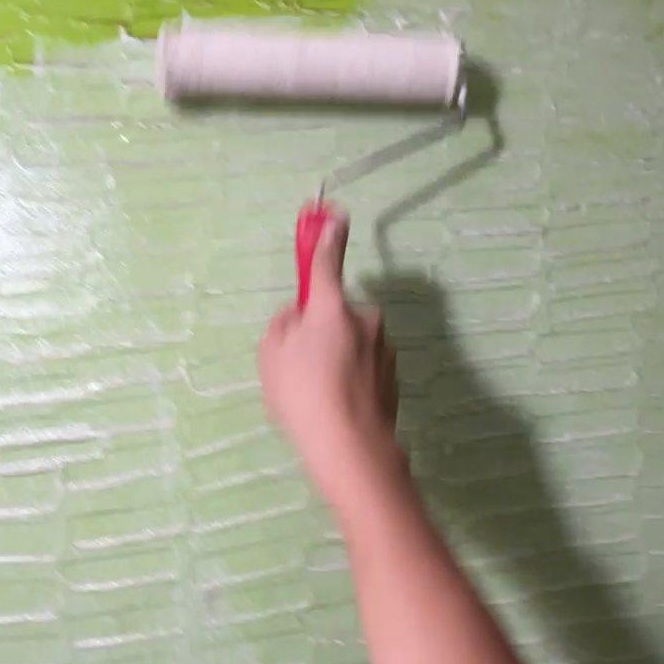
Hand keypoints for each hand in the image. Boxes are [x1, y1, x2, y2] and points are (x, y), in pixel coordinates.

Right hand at [258, 206, 404, 506]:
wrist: (352, 448)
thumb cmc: (303, 396)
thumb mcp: (270, 355)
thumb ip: (283, 323)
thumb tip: (299, 315)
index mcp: (332, 307)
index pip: (326, 261)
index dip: (325, 237)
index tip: (332, 214)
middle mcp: (364, 318)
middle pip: (334, 312)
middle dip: (318, 328)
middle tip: (298, 364)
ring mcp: (383, 347)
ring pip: (349, 341)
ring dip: (334, 355)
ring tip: (317, 394)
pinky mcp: (392, 374)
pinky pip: (362, 365)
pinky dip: (349, 376)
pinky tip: (336, 404)